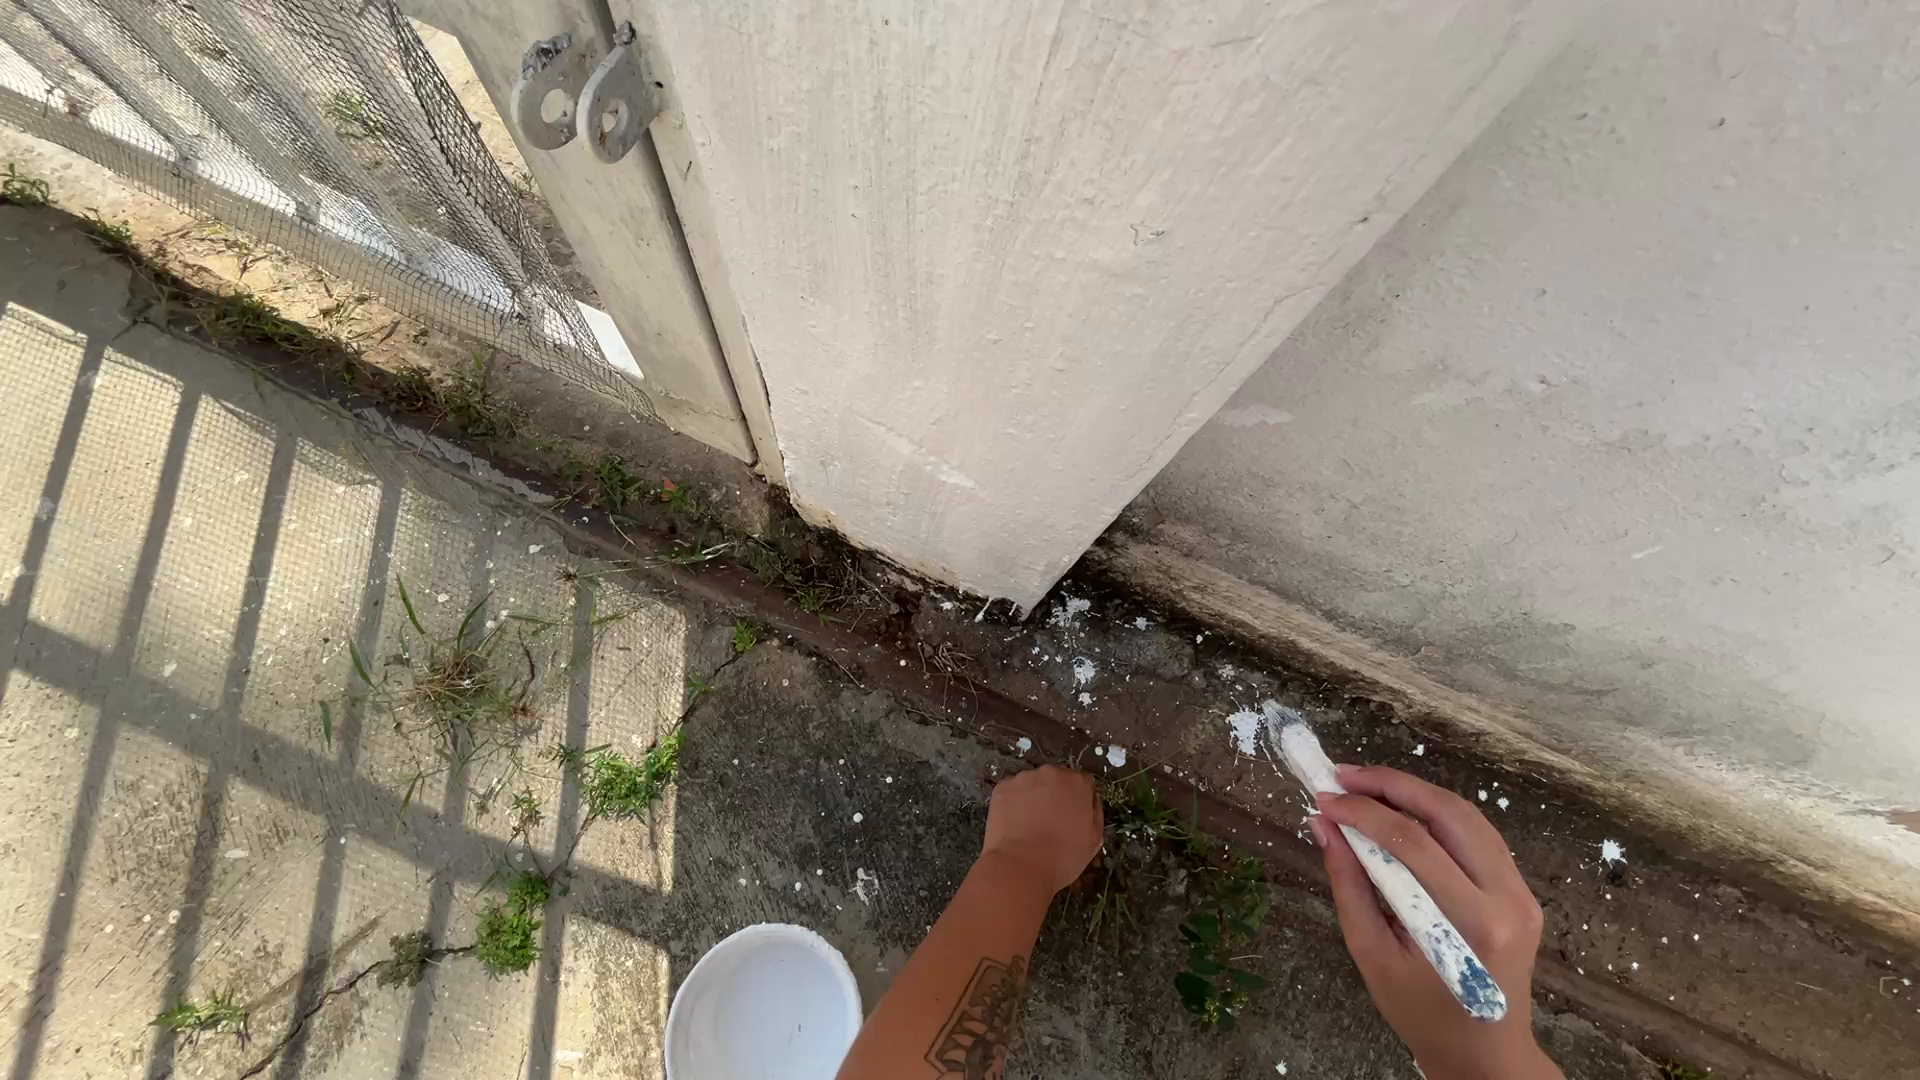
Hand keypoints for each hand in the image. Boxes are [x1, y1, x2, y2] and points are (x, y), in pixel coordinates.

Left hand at [978, 765, 1102, 893]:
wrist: (1021, 867)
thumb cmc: (1062, 858)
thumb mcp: (1093, 840)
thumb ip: (1095, 812)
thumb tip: (1089, 800)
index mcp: (1077, 783)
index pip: (1082, 782)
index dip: (1078, 799)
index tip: (1072, 815)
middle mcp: (1051, 773)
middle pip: (1055, 779)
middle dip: (1054, 795)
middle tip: (1050, 821)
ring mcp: (1024, 778)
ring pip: (1032, 784)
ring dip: (1033, 797)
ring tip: (1029, 825)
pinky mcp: (1002, 787)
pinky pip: (1011, 792)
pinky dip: (1013, 803)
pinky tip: (1014, 825)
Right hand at [1309, 765, 1561, 1079]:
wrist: (1487, 1054)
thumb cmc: (1420, 1011)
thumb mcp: (1370, 952)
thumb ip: (1347, 883)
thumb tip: (1322, 824)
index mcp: (1471, 924)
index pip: (1411, 843)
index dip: (1362, 811)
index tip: (1322, 798)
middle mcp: (1506, 900)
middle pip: (1447, 814)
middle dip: (1390, 784)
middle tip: (1343, 775)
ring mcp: (1521, 893)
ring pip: (1466, 814)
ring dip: (1412, 790)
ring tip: (1365, 784)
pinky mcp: (1520, 890)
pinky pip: (1476, 832)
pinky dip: (1434, 809)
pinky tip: (1400, 806)